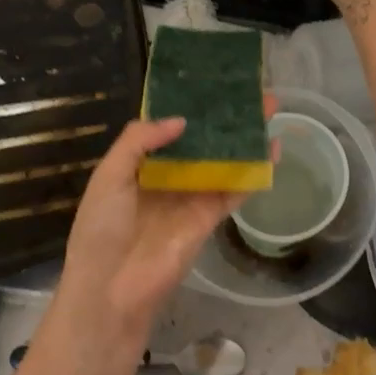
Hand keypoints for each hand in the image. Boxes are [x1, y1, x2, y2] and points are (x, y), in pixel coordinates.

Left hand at [52, 98, 276, 338]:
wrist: (111, 291)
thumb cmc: (101, 231)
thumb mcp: (108, 177)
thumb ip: (139, 141)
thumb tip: (182, 120)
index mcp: (141, 165)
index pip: (170, 127)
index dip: (190, 106)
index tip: (212, 82)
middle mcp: (170, 176)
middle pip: (203, 139)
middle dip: (225, 116)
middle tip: (252, 90)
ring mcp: (192, 196)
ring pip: (224, 159)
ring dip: (246, 136)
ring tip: (270, 108)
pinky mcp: (211, 216)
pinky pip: (236, 188)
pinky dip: (255, 170)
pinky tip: (274, 148)